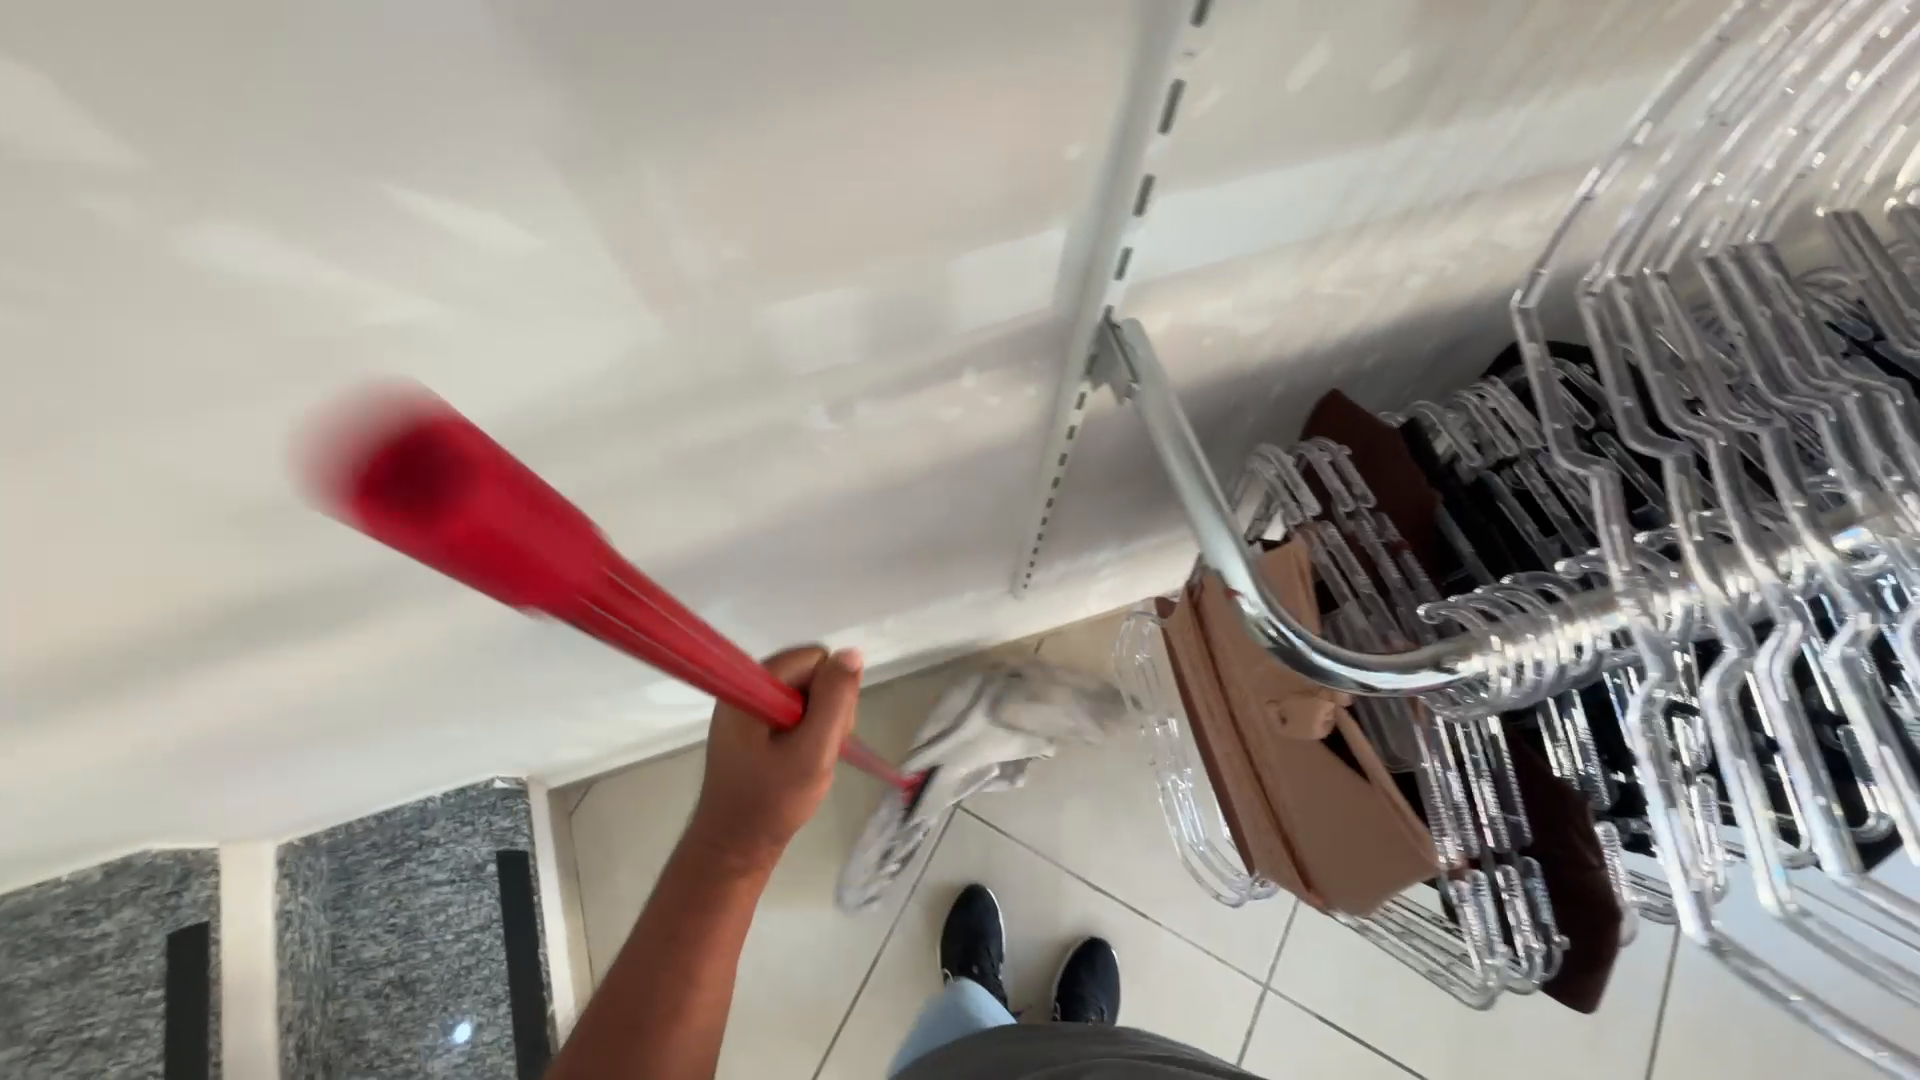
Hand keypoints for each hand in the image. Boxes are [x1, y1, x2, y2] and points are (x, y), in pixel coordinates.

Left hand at [687, 645, 863, 868]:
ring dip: (820, 725)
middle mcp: (747, 690)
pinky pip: (795, 714)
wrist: (734, 850)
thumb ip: (835, 701)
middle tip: (819, 751)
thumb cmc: (771, 803)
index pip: (812, 658)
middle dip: (827, 709)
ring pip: (807, 695)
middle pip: (810, 673)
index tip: (827, 731)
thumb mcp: (812, 751)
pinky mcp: (754, 729)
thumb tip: (852, 654)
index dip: (831, 690)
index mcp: (750, 688)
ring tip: (810, 762)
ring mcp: (750, 710)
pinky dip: (808, 735)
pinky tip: (802, 763)